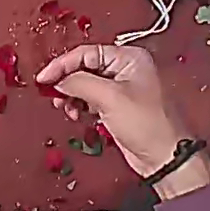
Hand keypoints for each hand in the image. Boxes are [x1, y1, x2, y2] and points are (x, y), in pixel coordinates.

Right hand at [36, 45, 209, 196]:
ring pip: (86, 84)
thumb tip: (57, 80)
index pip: (87, 52)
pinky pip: (92, 99)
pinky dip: (80, 105)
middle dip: (67, 81)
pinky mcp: (118, 106)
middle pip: (85, 67)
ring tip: (65, 108)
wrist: (165, 158)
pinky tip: (76, 114)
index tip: (43, 78)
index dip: (62, 64)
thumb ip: (80, 83)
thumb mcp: (110, 98)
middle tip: (53, 96)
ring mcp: (122, 88)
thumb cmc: (145, 123)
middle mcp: (126, 68)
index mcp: (129, 57)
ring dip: (72, 95)